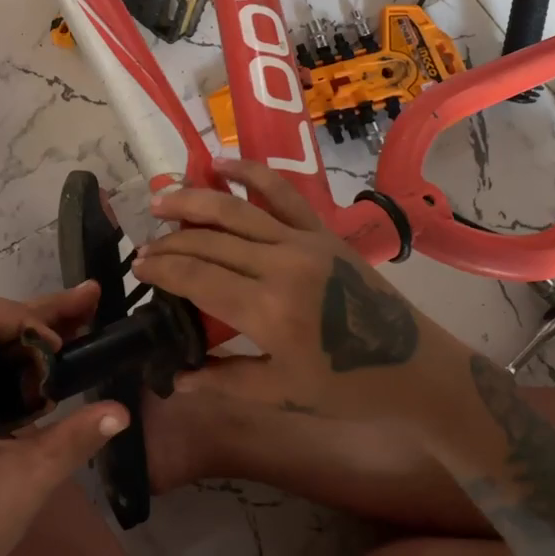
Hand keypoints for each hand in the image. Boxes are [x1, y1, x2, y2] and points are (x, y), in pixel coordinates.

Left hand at [0, 283, 129, 555]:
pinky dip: (35, 356)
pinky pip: (2, 367)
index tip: (56, 344)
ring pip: (1, 343)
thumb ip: (74, 440)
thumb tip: (123, 410)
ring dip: (44, 328)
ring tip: (88, 314)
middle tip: (91, 298)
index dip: (20, 317)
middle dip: (44, 313)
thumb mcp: (30, 478)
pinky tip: (69, 347)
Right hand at [132, 158, 450, 418]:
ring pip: (234, 209)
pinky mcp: (321, 229)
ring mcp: (302, 241)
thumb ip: (223, 380)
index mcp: (267, 311)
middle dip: (169, 241)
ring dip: (192, 200)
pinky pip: (280, 192)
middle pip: (208, 241)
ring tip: (161, 199)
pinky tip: (221, 162)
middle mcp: (280, 265)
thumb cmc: (347, 389)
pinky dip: (250, 171)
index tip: (138, 267)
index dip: (161, 269)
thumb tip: (175, 376)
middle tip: (144, 246)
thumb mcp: (281, 393)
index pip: (196, 277)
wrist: (416, 369)